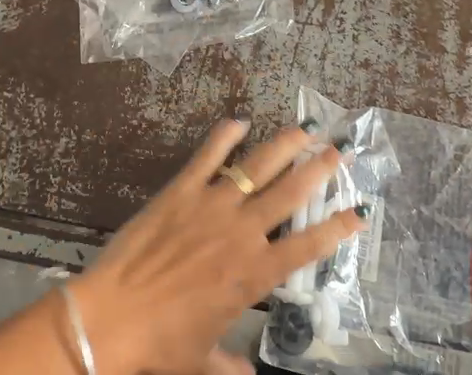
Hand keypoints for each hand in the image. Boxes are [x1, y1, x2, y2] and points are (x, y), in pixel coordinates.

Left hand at [67, 120, 364, 374]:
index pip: (308, 247)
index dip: (338, 229)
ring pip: (258, 166)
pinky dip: (224, 136)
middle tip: (337, 151)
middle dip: (318, 170)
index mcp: (254, 275)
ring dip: (284, 145)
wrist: (112, 317)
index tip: (359, 213)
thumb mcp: (202, 362)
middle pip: (290, 193)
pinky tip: (239, 121)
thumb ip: (230, 367)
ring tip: (304, 129)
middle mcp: (242, 233)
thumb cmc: (160, 344)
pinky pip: (208, 156)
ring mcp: (212, 206)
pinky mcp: (181, 190)